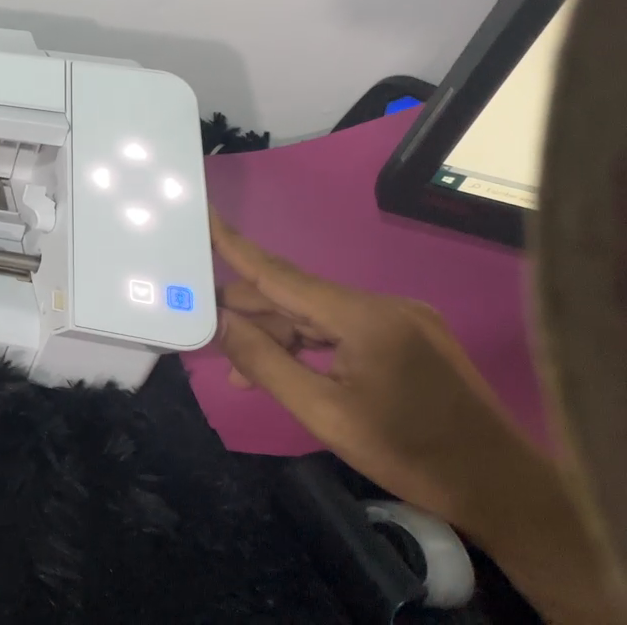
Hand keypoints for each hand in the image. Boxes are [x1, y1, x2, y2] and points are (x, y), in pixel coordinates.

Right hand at [211, 213, 623, 622]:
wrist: (505, 492)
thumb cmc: (408, 452)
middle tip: (202, 331)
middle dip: (247, 313)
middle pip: (294, 296)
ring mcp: (403, 321)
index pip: (280, 274)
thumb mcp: (322, 412)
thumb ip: (261, 361)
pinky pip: (341, 330)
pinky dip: (307, 345)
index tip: (202, 215)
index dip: (235, 246)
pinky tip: (282, 369)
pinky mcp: (412, 339)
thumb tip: (215, 321)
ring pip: (315, 315)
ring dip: (275, 336)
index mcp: (365, 318)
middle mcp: (385, 306)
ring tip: (238, 369)